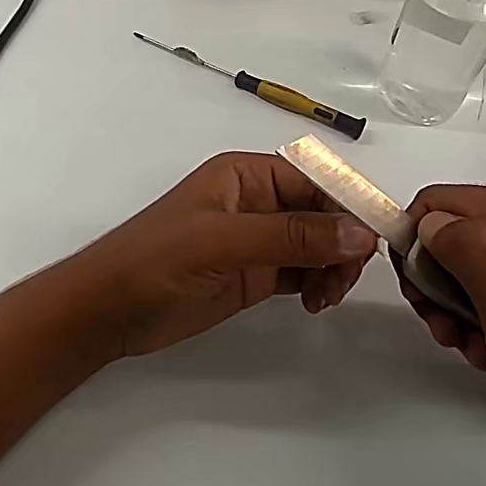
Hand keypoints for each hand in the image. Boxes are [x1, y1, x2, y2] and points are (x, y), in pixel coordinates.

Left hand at [61, 152, 381, 357]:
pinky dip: (318, 283)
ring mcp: (256, 239)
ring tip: (326, 297)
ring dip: (334, 266)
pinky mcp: (254, 273)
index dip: (349, 203)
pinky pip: (303, 270)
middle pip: (322, 211)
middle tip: (346, 277)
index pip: (315, 179)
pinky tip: (316, 301)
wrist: (108, 310)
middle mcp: (256, 201)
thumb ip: (290, 236)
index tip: (377, 238)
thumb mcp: (221, 242)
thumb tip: (359, 232)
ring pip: (317, 243)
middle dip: (343, 240)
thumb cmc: (154, 261)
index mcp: (245, 175)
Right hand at [397, 185, 485, 466]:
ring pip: (467, 253)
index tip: (423, 294)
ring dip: (456, 300)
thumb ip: (473, 254)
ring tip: (473, 340)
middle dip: (438, 278)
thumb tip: (431, 222)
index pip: (441, 203)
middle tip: (449, 324)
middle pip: (453, 228)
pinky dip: (480, 307)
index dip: (418, 248)